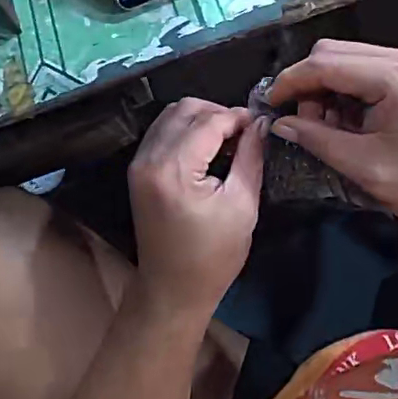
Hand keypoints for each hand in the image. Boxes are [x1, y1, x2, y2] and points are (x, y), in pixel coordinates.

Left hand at [127, 98, 264, 315]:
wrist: (171, 289)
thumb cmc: (213, 255)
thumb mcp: (242, 205)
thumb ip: (250, 157)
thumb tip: (259, 123)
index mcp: (175, 169)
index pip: (208, 121)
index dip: (237, 117)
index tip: (258, 124)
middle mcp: (150, 158)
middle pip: (185, 109)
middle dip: (217, 113)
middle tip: (243, 132)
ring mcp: (139, 163)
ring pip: (170, 115)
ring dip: (200, 118)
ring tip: (226, 138)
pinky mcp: (137, 169)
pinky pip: (161, 131)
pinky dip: (184, 129)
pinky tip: (205, 147)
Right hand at [269, 40, 397, 237]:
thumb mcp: (367, 167)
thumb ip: (317, 139)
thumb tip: (281, 123)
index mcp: (391, 74)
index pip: (322, 62)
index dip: (289, 82)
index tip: (268, 106)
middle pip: (333, 52)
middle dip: (308, 83)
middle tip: (300, 122)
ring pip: (349, 60)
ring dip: (327, 88)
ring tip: (325, 129)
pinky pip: (367, 71)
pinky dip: (348, 92)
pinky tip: (349, 124)